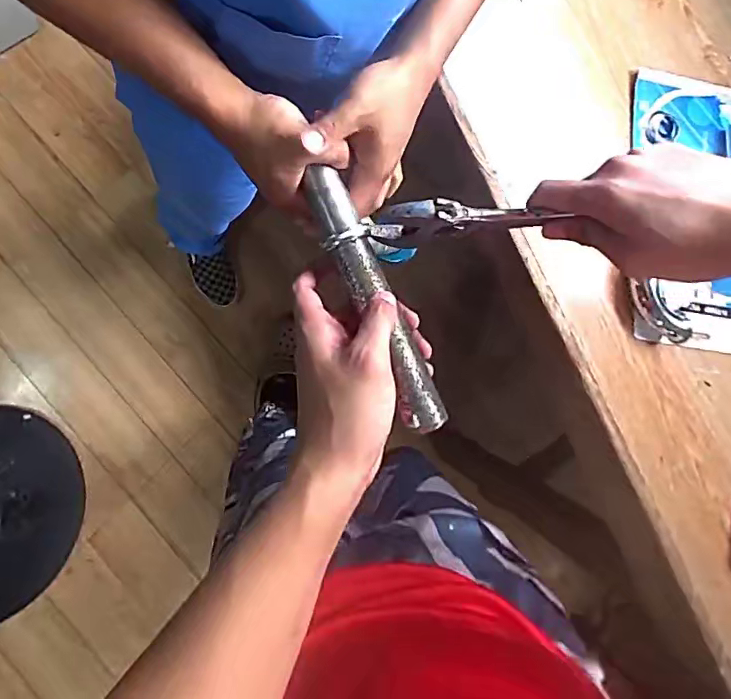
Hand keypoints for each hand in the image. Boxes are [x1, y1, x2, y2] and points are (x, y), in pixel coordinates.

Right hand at [218, 91, 350, 211]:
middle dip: (337, 185)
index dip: (341, 209)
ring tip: (346, 155)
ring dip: (327, 168)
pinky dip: (317, 156)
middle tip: (357, 173)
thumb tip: (351, 159)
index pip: (321, 219)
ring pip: (313, 179)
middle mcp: (282, 193)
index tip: (360, 195)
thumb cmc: (265, 129)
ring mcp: (278, 175)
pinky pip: (305, 163)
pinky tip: (329, 141)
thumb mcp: (307, 143)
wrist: (234, 106)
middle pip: (319, 197)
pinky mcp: (278, 158)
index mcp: (287, 200)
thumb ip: (335, 154)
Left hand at [287, 272, 430, 495]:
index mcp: (316, 330)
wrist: (336, 468)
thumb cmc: (349, 411)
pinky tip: (416, 371)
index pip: (307, 285)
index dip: (323, 267)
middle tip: (411, 321)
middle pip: (348, 307)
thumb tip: (384, 297)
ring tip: (423, 351)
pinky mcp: (348, 383)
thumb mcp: (370, 360)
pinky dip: (390, 358)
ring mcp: (334, 364)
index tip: (353, 262)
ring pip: (364, 333)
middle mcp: (321, 342)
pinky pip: (370, 358)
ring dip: (393, 335)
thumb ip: (377, 321)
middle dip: (381, 308)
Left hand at [313, 57, 434, 216]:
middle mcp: (386, 167)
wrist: (412, 66)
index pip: (359, 207)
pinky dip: (350, 166)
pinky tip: (334, 151)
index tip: (311, 219)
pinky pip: (367, 166)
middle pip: (365, 200)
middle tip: (312, 199)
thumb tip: (305, 148)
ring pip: (367, 183)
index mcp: (378, 168)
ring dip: (346, 184)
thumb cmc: (386, 89)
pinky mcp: (385, 141)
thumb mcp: (352, 108)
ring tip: (321, 178)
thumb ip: (329, 130)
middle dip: (341, 204)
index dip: (337, 219)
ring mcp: (388, 154)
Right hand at [527, 145, 730, 281]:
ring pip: (617, 180)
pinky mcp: (674, 152)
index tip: (541, 219)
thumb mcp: (633, 259)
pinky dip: (649, 192)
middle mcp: (622, 165)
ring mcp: (649, 155)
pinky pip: (645, 172)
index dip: (538, 208)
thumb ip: (588, 239)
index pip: (548, 191)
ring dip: (623, 202)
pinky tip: (677, 215)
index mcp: (604, 192)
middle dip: (590, 212)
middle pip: (584, 187)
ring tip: (658, 231)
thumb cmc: (704, 244)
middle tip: (615, 241)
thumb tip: (560, 227)